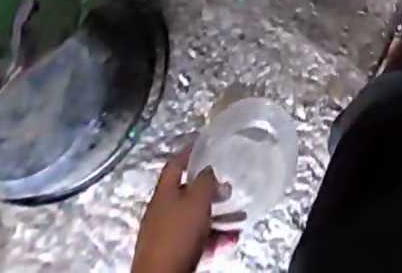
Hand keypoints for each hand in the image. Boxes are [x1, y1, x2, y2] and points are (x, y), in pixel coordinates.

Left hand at [131, 151, 220, 272]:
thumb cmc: (178, 234)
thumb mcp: (196, 200)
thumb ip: (206, 181)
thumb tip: (210, 171)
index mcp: (163, 194)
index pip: (175, 165)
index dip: (190, 152)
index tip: (206, 145)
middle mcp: (162, 213)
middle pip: (188, 194)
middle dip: (210, 191)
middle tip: (229, 188)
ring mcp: (168, 237)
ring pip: (196, 220)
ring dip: (218, 217)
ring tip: (239, 216)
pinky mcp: (176, 257)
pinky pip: (200, 242)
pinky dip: (216, 238)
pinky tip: (232, 238)